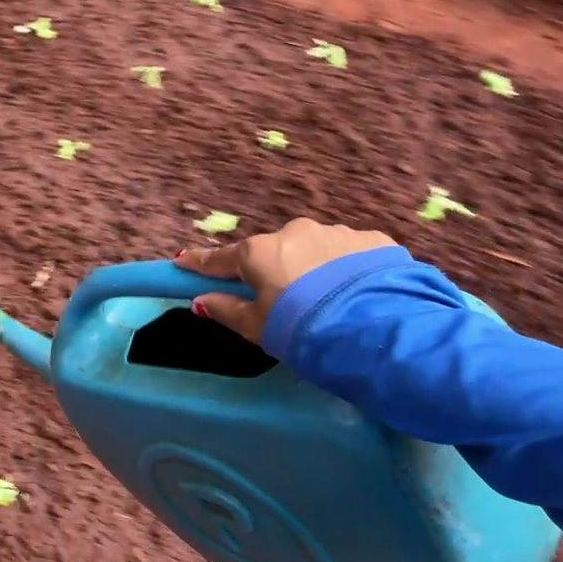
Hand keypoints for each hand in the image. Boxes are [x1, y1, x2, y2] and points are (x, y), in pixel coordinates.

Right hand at [174, 217, 395, 343]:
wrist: (381, 328)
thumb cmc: (303, 328)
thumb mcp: (256, 327)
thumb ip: (226, 310)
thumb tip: (202, 300)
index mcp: (259, 252)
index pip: (219, 259)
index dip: (198, 263)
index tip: (181, 261)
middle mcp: (295, 233)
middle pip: (270, 252)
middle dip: (267, 269)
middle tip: (273, 296)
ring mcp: (337, 233)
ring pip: (311, 250)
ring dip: (308, 268)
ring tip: (321, 298)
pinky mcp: (374, 241)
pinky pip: (346, 255)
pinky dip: (342, 269)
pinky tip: (350, 292)